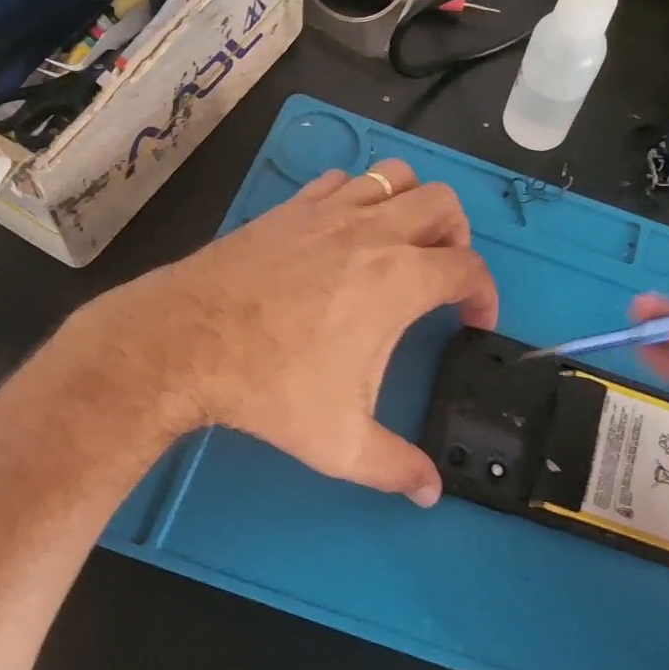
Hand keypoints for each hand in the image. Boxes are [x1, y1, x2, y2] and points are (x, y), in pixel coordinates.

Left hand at [66, 159, 497, 505]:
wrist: (183, 344)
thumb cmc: (270, 388)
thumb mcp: (341, 442)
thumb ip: (395, 467)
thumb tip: (429, 492)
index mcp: (399, 280)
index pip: (469, 268)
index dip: (485, 295)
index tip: (474, 321)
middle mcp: (372, 234)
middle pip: (443, 204)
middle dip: (458, 238)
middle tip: (444, 277)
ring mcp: (327, 213)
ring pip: (394, 177)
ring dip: (413, 205)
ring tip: (404, 245)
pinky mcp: (288, 209)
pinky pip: (342, 181)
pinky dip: (360, 196)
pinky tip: (346, 233)